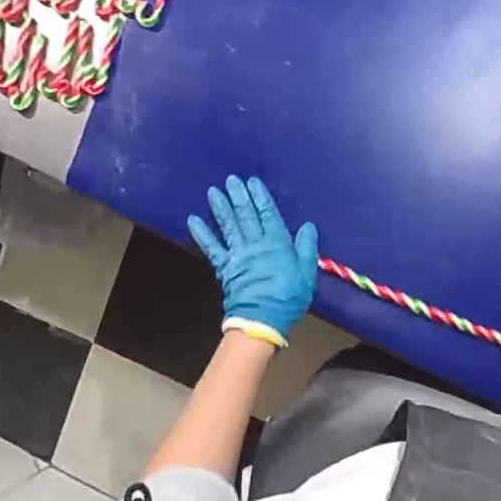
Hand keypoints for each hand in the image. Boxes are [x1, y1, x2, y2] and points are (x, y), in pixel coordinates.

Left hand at [187, 175, 319, 342]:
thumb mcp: (307, 273)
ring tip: (213, 191)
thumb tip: (308, 226)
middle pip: (245, 215)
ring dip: (220, 208)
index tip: (252, 182)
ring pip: (228, 226)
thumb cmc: (288, 298)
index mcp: (277, 243)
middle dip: (238, 196)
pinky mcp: (224, 268)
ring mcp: (237, 255)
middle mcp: (255, 244)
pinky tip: (192, 220)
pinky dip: (201, 233)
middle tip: (231, 180)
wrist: (262, 320)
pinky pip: (211, 248)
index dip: (260, 197)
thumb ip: (306, 248)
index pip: (268, 214)